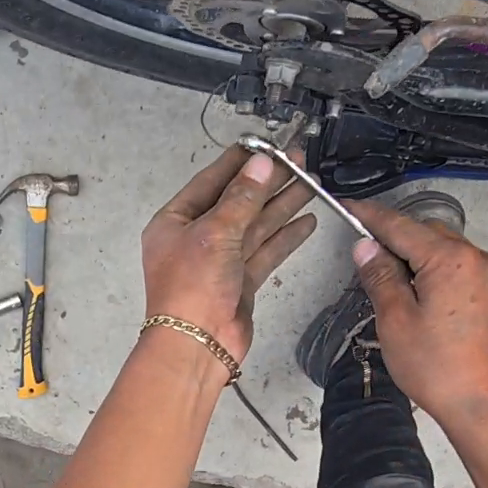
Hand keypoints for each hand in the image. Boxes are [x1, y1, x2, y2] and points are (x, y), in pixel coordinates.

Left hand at [142, 146, 317, 364]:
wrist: (197, 345)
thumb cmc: (193, 286)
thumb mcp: (215, 232)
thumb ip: (242, 196)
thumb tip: (262, 163)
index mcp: (174, 223)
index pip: (210, 182)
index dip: (239, 162)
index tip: (266, 143)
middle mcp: (195, 240)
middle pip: (236, 202)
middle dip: (268, 181)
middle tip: (300, 159)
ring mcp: (218, 263)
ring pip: (254, 226)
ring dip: (282, 205)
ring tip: (313, 182)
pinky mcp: (239, 283)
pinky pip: (264, 252)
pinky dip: (285, 237)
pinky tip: (307, 219)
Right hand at [349, 201, 487, 426]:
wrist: (483, 402)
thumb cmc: (436, 366)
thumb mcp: (395, 321)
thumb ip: (380, 278)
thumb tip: (366, 248)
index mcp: (448, 259)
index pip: (401, 226)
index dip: (370, 217)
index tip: (348, 207)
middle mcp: (474, 258)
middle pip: (426, 233)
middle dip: (393, 237)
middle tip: (363, 256)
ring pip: (442, 250)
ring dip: (413, 256)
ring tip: (386, 280)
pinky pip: (456, 268)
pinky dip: (431, 270)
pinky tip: (415, 294)